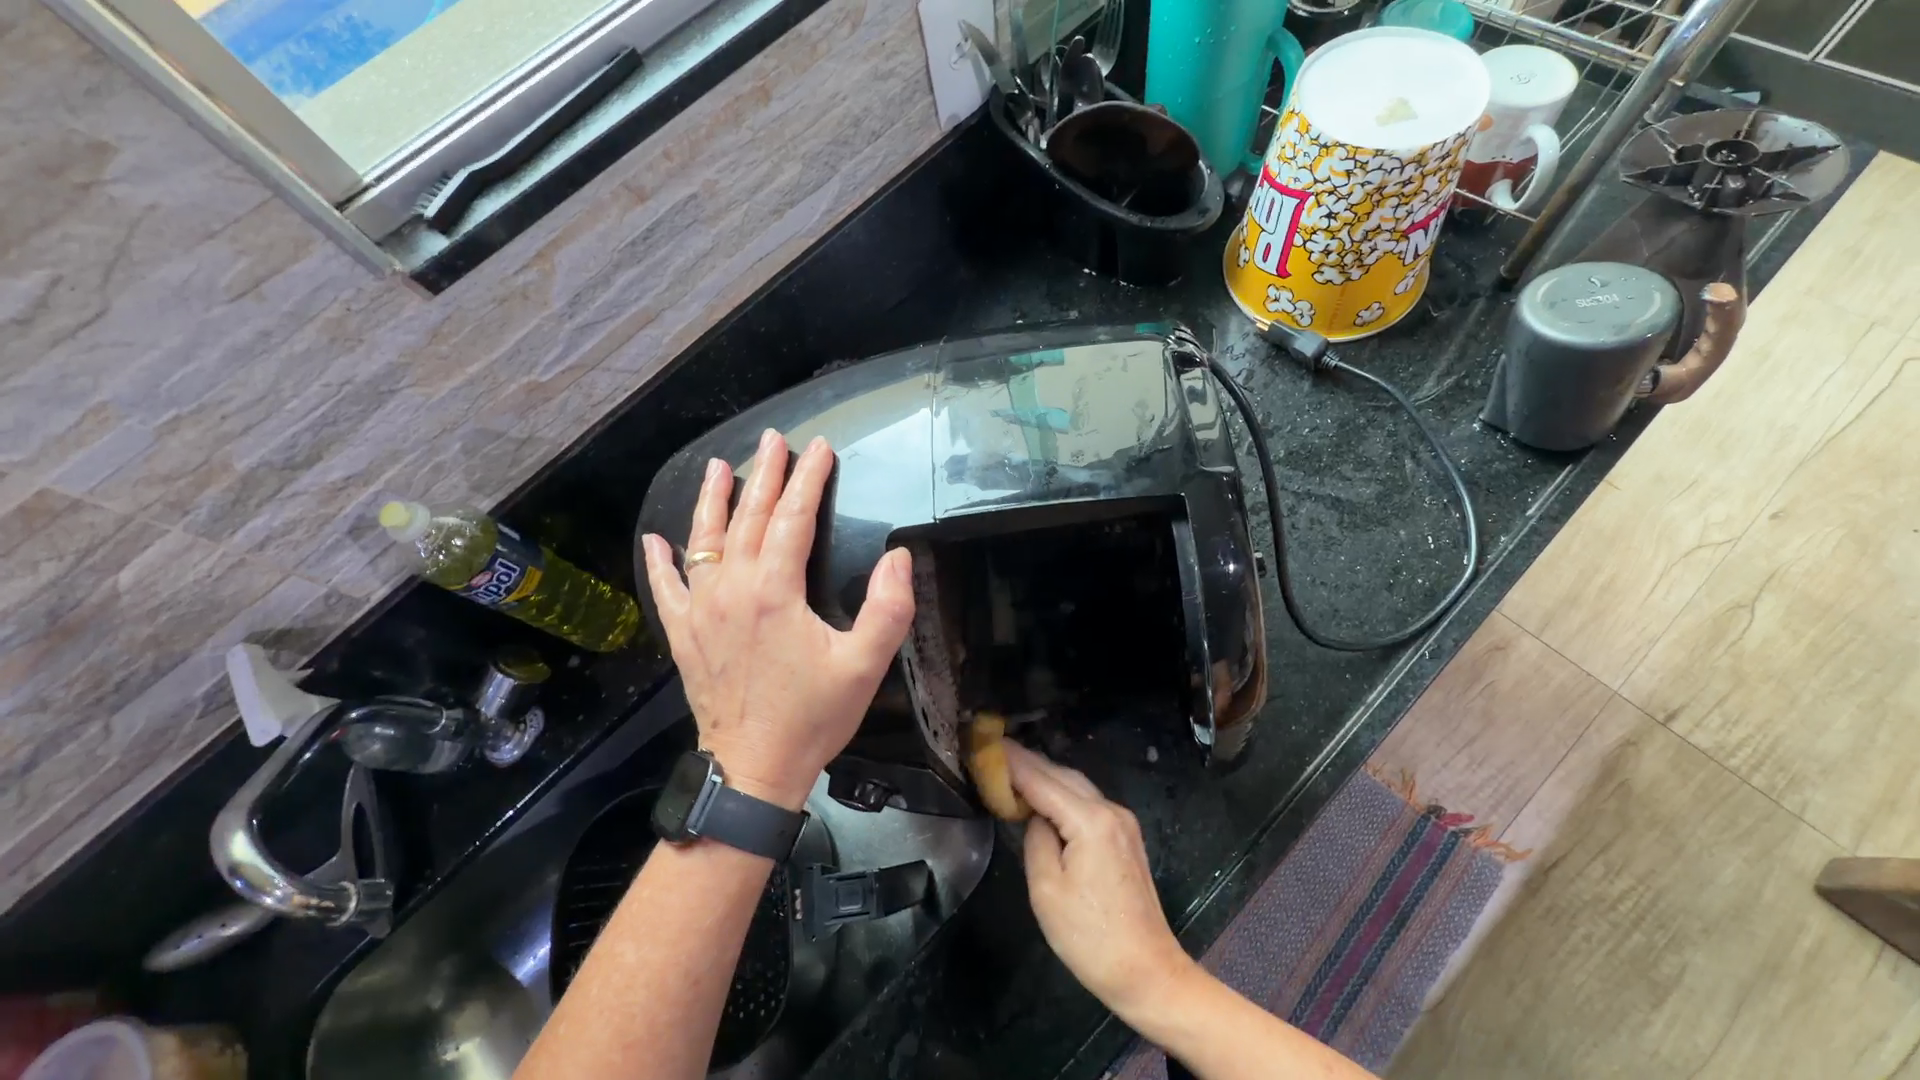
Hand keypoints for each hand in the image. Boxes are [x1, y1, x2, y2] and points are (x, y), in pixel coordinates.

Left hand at [640, 430, 914, 810]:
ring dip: (712, 500)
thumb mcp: (864, 666)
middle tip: (774, 439)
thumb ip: (888, 608)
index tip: (820, 447)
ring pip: (704, 541)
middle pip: (748, 518)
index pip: (793, 518)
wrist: (753, 769)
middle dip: (765, 474)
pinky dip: (661, 562)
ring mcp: (701, 611)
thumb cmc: (812, 716)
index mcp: (774, 591)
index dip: (808, 479)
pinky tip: (656, 540)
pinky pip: (667, 588)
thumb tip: (898, 556)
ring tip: (719, 467)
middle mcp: (732, 589)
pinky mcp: (683, 635)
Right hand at [1005, 742, 1196, 1015]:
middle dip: (1028, 763)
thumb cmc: (1089, 937)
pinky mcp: (1126, 838)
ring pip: (1077, 787)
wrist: (1146, 971)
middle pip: (1062, 776)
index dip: (1012, 762)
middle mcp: (1111, 811)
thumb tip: (1035, 818)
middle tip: (993, 752)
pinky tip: (1044, 797)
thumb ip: (1035, 840)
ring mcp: (1123, 823)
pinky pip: (1088, 803)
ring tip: (1012, 769)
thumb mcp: (1046, 890)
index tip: (986, 742)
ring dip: (1046, 776)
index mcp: (1090, 821)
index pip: (1041, 781)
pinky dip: (1063, 794)